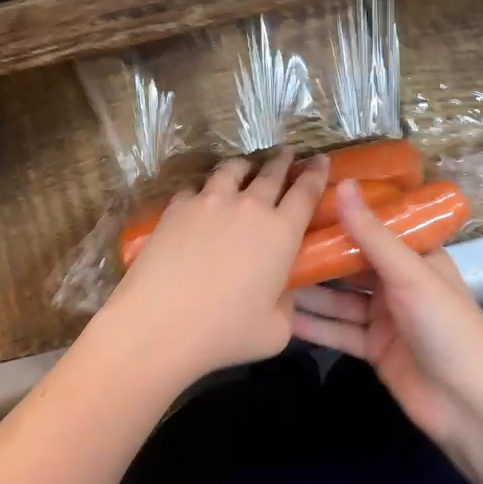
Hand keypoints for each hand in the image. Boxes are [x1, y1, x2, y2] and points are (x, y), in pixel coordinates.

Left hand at [97, 150, 328, 386]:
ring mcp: (211, 200)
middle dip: (283, 159)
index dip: (316, 173)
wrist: (161, 321)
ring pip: (233, 169)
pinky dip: (205, 187)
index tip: (321, 159)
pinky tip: (202, 195)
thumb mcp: (276, 330)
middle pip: (272, 172)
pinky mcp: (178, 204)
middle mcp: (250, 206)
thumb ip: (287, 303)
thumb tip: (282, 288)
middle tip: (288, 152)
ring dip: (245, 164)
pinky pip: (197, 186)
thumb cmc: (225, 331)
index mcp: (281, 232)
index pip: (306, 192)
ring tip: (246, 165)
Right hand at [290, 179, 482, 446]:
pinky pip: (338, 330)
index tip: (302, 198)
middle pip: (351, 263)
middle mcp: (399, 282)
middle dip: (317, 254)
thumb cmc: (448, 328)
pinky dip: (314, 325)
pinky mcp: (373, 348)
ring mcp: (385, 317)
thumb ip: (372, 234)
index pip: (374, 226)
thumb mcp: (410, 274)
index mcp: (416, 256)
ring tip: (269, 276)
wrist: (469, 408)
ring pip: (340, 297)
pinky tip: (283, 316)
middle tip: (273, 239)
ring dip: (310, 290)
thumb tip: (342, 183)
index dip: (341, 213)